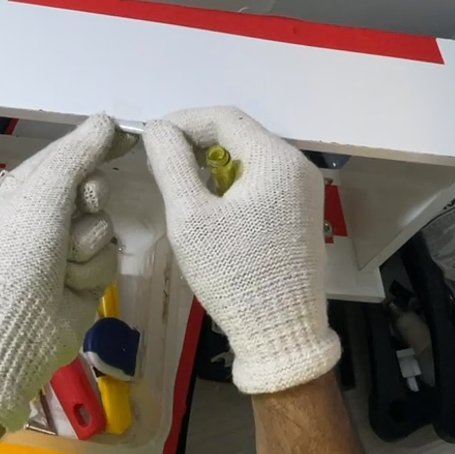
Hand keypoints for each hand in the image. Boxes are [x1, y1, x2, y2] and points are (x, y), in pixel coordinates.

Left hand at [0, 114, 120, 429]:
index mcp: (28, 186)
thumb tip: (107, 121)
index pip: (72, 153)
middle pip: (95, 187)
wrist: (12, 327)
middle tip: (77, 212)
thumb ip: (78, 152)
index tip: (128, 138)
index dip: (99, 145)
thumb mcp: (44, 190)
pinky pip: (107, 258)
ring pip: (104, 225)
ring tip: (62, 263)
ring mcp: (65, 248)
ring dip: (87, 243)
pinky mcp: (84, 278)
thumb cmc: (17, 251)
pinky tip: (70, 284)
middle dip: (91, 200)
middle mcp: (46, 213)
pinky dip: (92, 270)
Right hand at [143, 106, 339, 393]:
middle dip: (196, 141)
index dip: (183, 121)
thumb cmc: (234, 274)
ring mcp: (303, 189)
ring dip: (211, 162)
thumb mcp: (191, 216)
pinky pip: (260, 178)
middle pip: (238, 133)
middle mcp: (297, 166)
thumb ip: (171, 163)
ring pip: (247, 155)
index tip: (151, 137)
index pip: (223, 118)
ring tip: (180, 183)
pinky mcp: (300, 210)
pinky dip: (230, 181)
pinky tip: (209, 203)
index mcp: (276, 160)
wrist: (281, 336)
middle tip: (161, 161)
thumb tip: (158, 128)